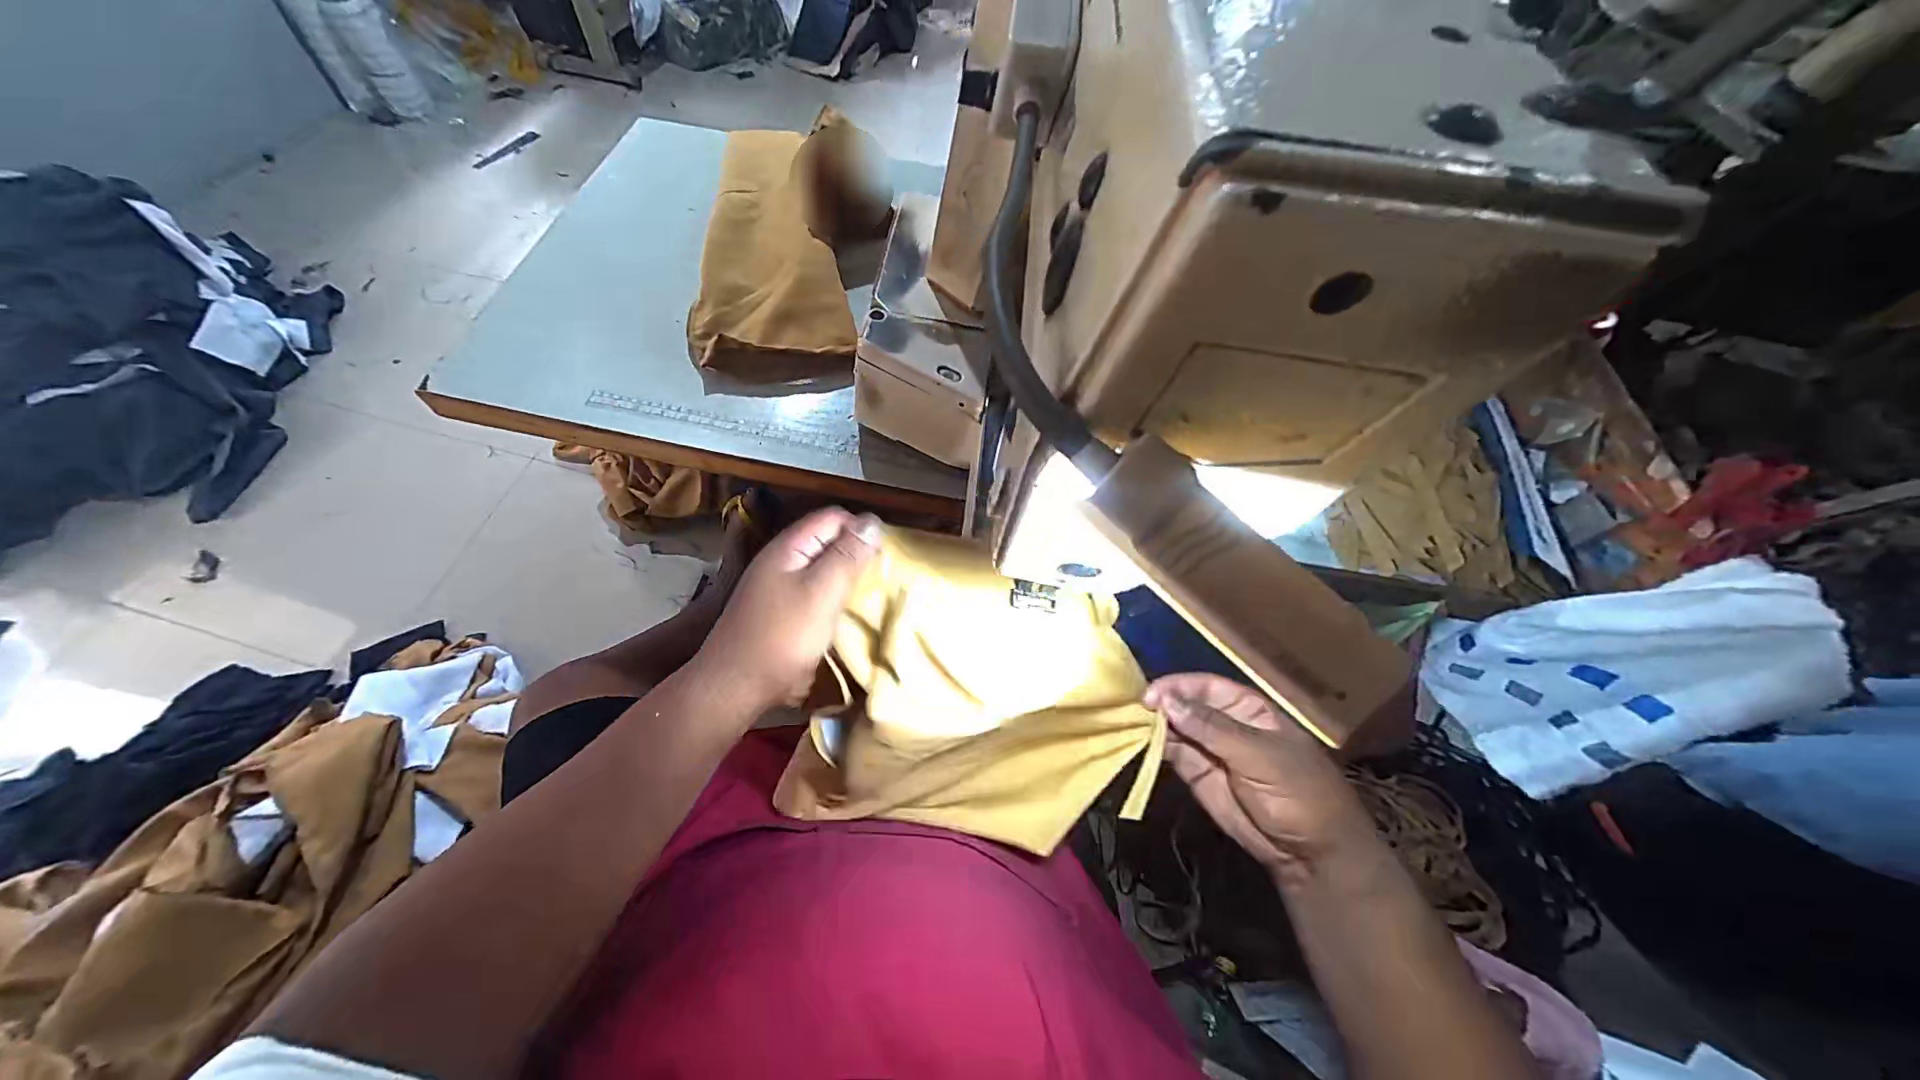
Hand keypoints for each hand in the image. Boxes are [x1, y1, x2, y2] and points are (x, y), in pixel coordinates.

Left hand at [691, 507, 881, 712]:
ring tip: (871, 598)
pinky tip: (846, 618)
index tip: (887, 555)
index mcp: (789, 547)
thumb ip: (847, 556)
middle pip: (828, 542)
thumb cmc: (781, 638)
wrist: (734, 687)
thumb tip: (873, 522)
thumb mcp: (821, 592)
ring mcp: (778, 588)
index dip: (862, 529)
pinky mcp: (780, 613)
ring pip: (822, 570)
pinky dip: (833, 600)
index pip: (834, 517)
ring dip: (846, 580)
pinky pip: (814, 594)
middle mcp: (782, 561)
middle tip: (883, 578)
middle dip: (857, 555)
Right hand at [1145, 673, 1378, 884]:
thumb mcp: (1259, 755)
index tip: (1151, 695)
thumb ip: (1212, 728)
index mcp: (1249, 709)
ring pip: (1176, 729)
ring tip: (1132, 725)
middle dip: (1162, 704)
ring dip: (1154, 725)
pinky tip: (1140, 743)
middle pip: (1186, 704)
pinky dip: (1155, 748)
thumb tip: (1167, 702)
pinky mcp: (1198, 777)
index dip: (1179, 686)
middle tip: (1134, 710)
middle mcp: (1226, 724)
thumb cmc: (1299, 794)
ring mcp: (1210, 751)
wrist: (1311, 855)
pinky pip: (1173, 755)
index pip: (1207, 686)